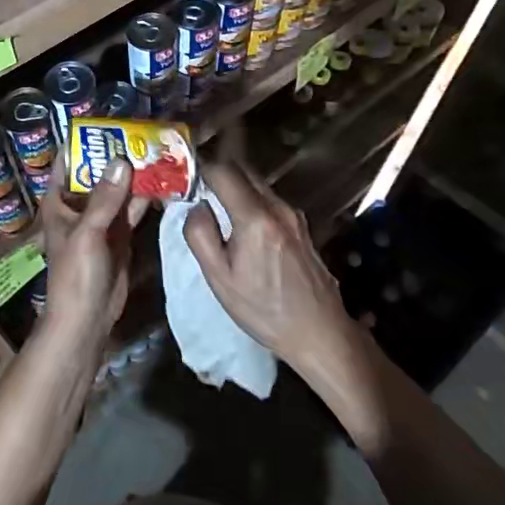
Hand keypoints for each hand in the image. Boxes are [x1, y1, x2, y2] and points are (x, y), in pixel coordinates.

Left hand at [39, 152, 151, 345]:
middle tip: (143, 135)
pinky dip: (145, 198)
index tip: (106, 124)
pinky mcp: (120, 236)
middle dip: (116, 156)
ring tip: (159, 153)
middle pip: (97, 173)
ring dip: (134, 176)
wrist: (87, 316)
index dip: (83, 143)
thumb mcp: (88, 232)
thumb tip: (121, 161)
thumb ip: (105, 199)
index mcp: (59, 201)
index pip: (67, 162)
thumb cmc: (76, 272)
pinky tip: (164, 184)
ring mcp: (100, 221)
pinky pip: (132, 210)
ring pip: (118, 191)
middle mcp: (78, 206)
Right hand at [182, 128, 361, 379]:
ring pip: (256, 184)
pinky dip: (247, 200)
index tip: (183, 179)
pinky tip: (238, 225)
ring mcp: (294, 216)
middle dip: (215, 172)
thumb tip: (196, 206)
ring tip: (212, 207)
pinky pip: (267, 200)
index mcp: (255, 218)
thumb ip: (199, 234)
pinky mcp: (301, 226)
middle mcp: (278, 208)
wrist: (322, 335)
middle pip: (242, 170)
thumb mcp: (218, 277)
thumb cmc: (263, 310)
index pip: (222, 171)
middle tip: (193, 188)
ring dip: (232, 187)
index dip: (199, 169)